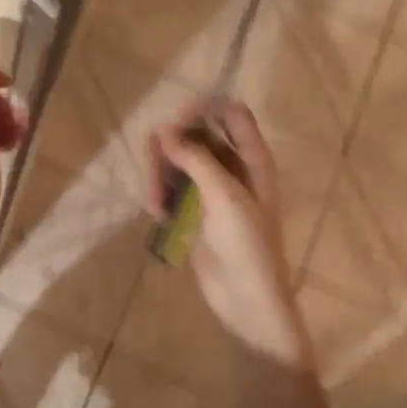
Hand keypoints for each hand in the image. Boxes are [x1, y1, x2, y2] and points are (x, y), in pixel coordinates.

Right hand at [145, 99, 311, 364]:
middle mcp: (233, 170)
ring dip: (161, 174)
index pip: (230, 114)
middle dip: (173, 146)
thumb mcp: (224, 197)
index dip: (204, 109)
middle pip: (197, 137)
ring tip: (154, 201)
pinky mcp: (193, 214)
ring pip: (178, 164)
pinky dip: (161, 196)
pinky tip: (158, 215)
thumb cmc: (247, 245)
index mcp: (252, 160)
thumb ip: (195, 160)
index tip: (175, 120)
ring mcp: (211, 193)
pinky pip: (171, 191)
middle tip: (154, 162)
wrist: (246, 298)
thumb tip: (164, 131)